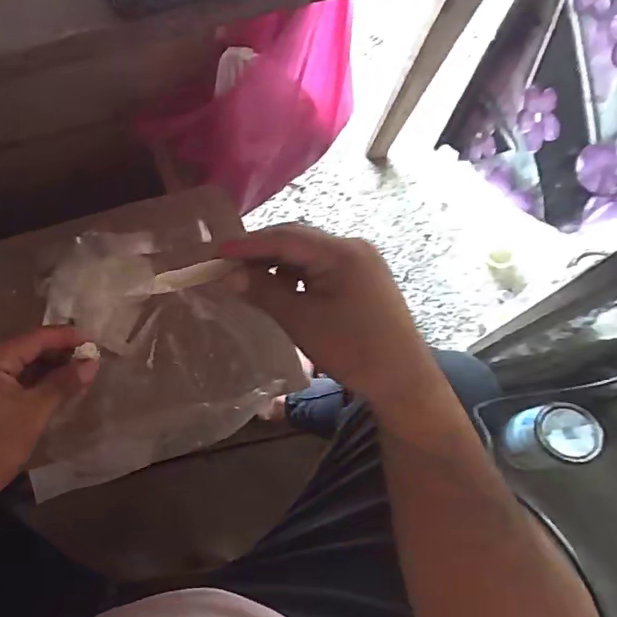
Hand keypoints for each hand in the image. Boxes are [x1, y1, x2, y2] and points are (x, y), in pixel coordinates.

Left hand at [0, 326, 98, 538]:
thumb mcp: (33, 414)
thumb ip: (62, 384)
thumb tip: (92, 363)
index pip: (32, 338)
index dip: (65, 337)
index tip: (94, 337)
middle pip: (23, 347)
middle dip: (56, 351)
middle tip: (89, 355)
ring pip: (15, 362)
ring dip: (44, 365)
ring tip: (77, 368)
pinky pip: (5, 376)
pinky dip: (29, 379)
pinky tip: (52, 384)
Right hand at [221, 224, 440, 410]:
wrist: (402, 379)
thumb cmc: (351, 349)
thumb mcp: (301, 320)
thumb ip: (263, 292)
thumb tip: (228, 276)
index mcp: (341, 252)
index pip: (285, 237)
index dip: (246, 244)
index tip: (215, 253)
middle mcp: (353, 247)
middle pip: (297, 239)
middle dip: (260, 251)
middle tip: (227, 265)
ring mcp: (361, 261)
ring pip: (308, 253)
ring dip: (277, 263)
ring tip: (248, 279)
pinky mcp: (363, 278)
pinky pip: (321, 266)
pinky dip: (295, 274)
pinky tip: (279, 290)